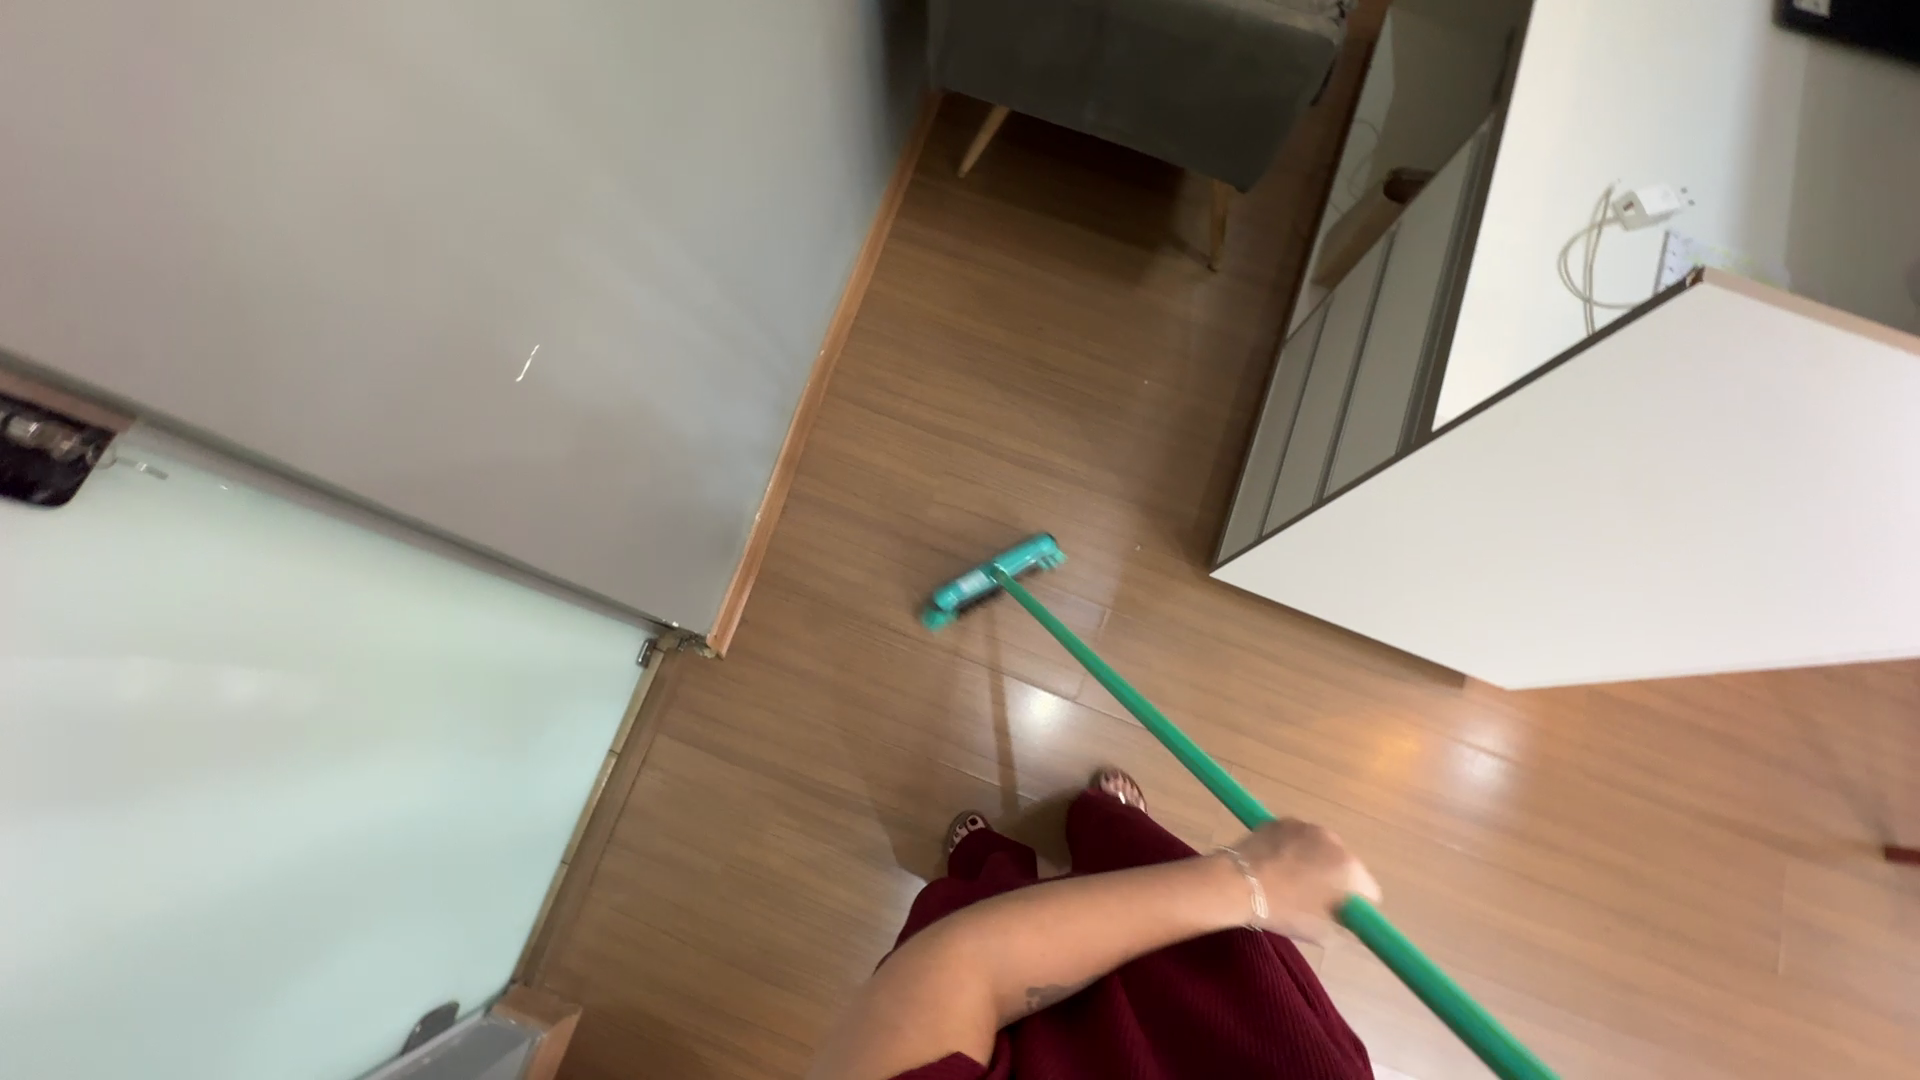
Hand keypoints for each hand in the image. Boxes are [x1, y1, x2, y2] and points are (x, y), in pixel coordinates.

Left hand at [1226, 818, 1379, 941]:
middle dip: (1335, 878)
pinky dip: (1293, 847)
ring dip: (1314, 859)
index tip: (1341, 913)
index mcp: (1349, 868)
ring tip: (1291, 877)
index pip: (1368, 890)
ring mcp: (1305, 825)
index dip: (1356, 904)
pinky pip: (1297, 837)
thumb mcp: (1322, 930)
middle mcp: (1332, 840)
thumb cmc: (1283, 909)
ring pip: (1320, 847)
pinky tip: (1276, 861)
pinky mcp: (1280, 820)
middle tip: (1314, 895)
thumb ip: (1342, 922)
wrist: (1237, 882)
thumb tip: (1344, 916)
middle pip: (1344, 863)